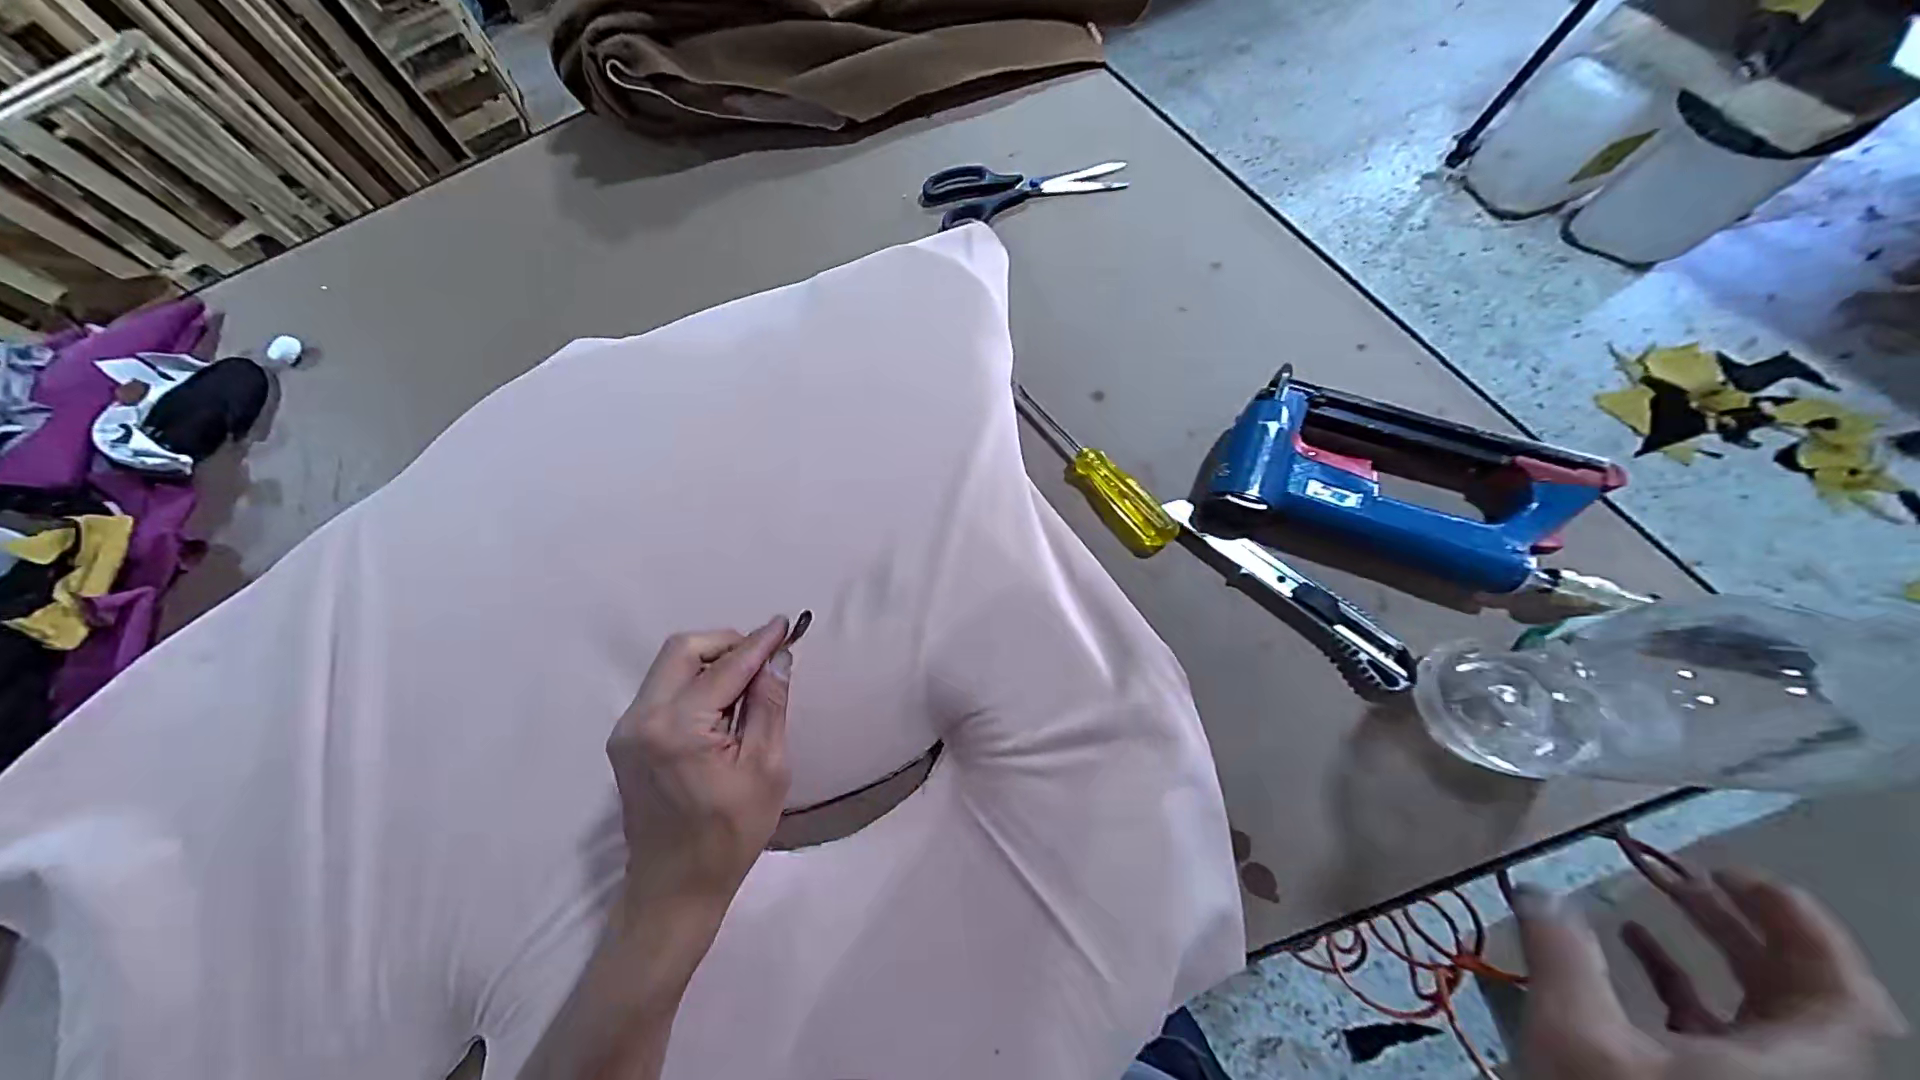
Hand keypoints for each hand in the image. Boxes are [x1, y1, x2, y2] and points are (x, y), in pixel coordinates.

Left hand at [607, 617, 793, 911]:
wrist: (674, 887)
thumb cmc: (731, 834)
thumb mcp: (767, 768)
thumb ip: (770, 704)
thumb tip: (778, 658)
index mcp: (677, 728)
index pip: (725, 667)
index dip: (759, 643)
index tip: (785, 625)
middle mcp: (641, 719)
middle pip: (683, 649)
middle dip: (727, 643)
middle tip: (763, 658)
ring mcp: (626, 729)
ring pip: (670, 665)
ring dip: (711, 661)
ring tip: (748, 682)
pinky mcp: (625, 739)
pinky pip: (663, 689)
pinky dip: (695, 682)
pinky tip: (721, 704)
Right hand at [1514, 866, 1906, 1079]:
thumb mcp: (1576, 1031)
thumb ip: (1559, 951)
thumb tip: (1535, 889)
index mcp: (1791, 1070)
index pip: (1843, 995)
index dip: (1802, 927)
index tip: (1732, 871)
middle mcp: (1791, 1079)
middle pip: (1800, 996)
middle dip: (1737, 923)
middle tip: (1674, 869)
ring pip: (1761, 1012)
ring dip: (1710, 948)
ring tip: (1653, 896)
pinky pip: (1722, 1031)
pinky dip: (1683, 982)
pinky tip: (1629, 948)